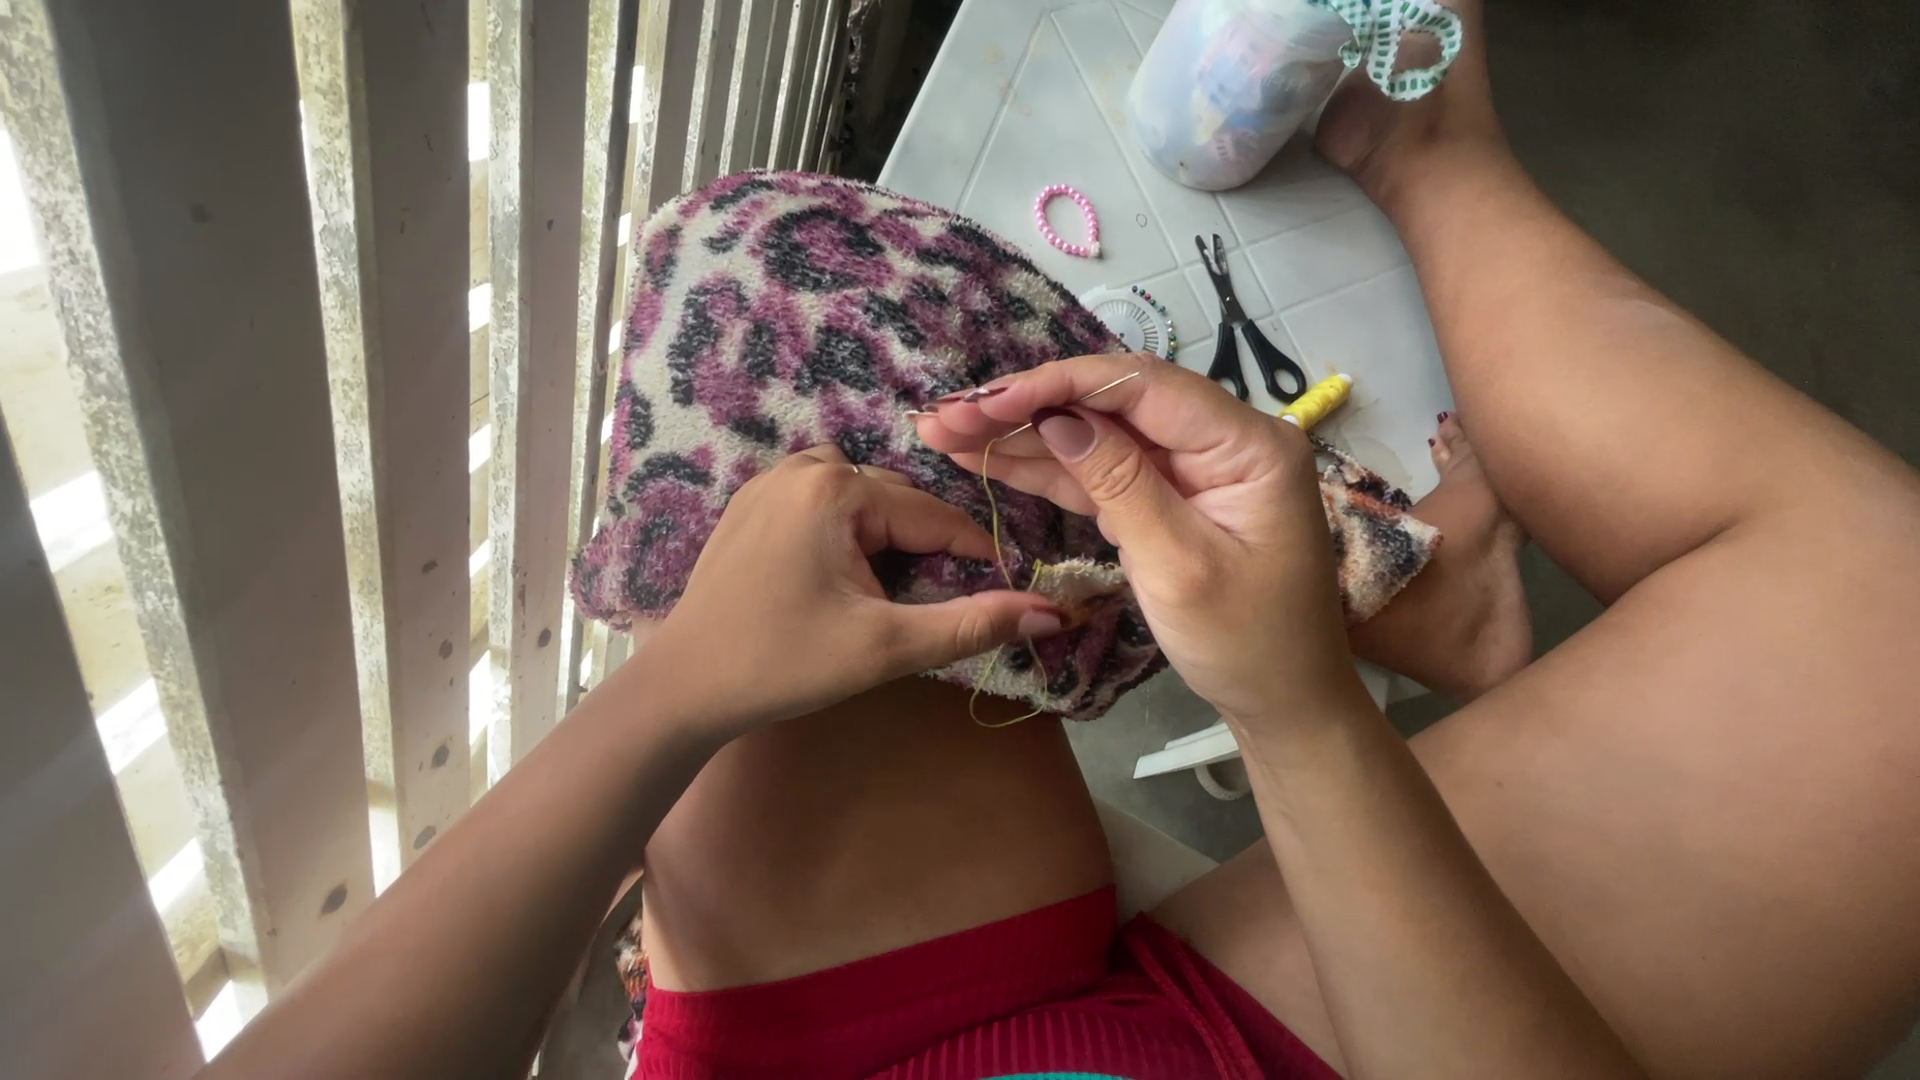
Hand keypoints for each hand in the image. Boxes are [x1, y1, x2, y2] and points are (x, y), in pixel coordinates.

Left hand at [644, 445, 1066, 736]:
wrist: (685, 688)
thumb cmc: (785, 664)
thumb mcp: (886, 647)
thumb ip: (971, 625)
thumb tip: (1052, 614)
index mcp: (836, 491)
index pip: (932, 515)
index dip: (976, 552)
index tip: (1008, 585)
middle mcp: (803, 468)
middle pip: (896, 499)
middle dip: (926, 544)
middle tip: (938, 596)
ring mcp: (769, 482)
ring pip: (860, 491)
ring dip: (886, 528)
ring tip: (890, 580)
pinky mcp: (751, 503)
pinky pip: (821, 495)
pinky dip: (847, 522)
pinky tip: (842, 566)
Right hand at [914, 356, 1368, 726]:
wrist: (1280, 699)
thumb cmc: (1245, 642)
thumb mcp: (1179, 566)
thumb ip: (1121, 484)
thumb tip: (1058, 420)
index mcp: (1245, 444)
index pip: (1141, 386)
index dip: (1058, 385)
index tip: (988, 401)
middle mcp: (1216, 440)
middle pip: (1109, 404)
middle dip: (1025, 408)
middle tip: (947, 416)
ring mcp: (1186, 468)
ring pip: (1093, 436)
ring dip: (1021, 436)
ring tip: (946, 433)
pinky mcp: (1160, 498)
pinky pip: (1097, 473)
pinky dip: (1043, 469)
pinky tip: (987, 458)